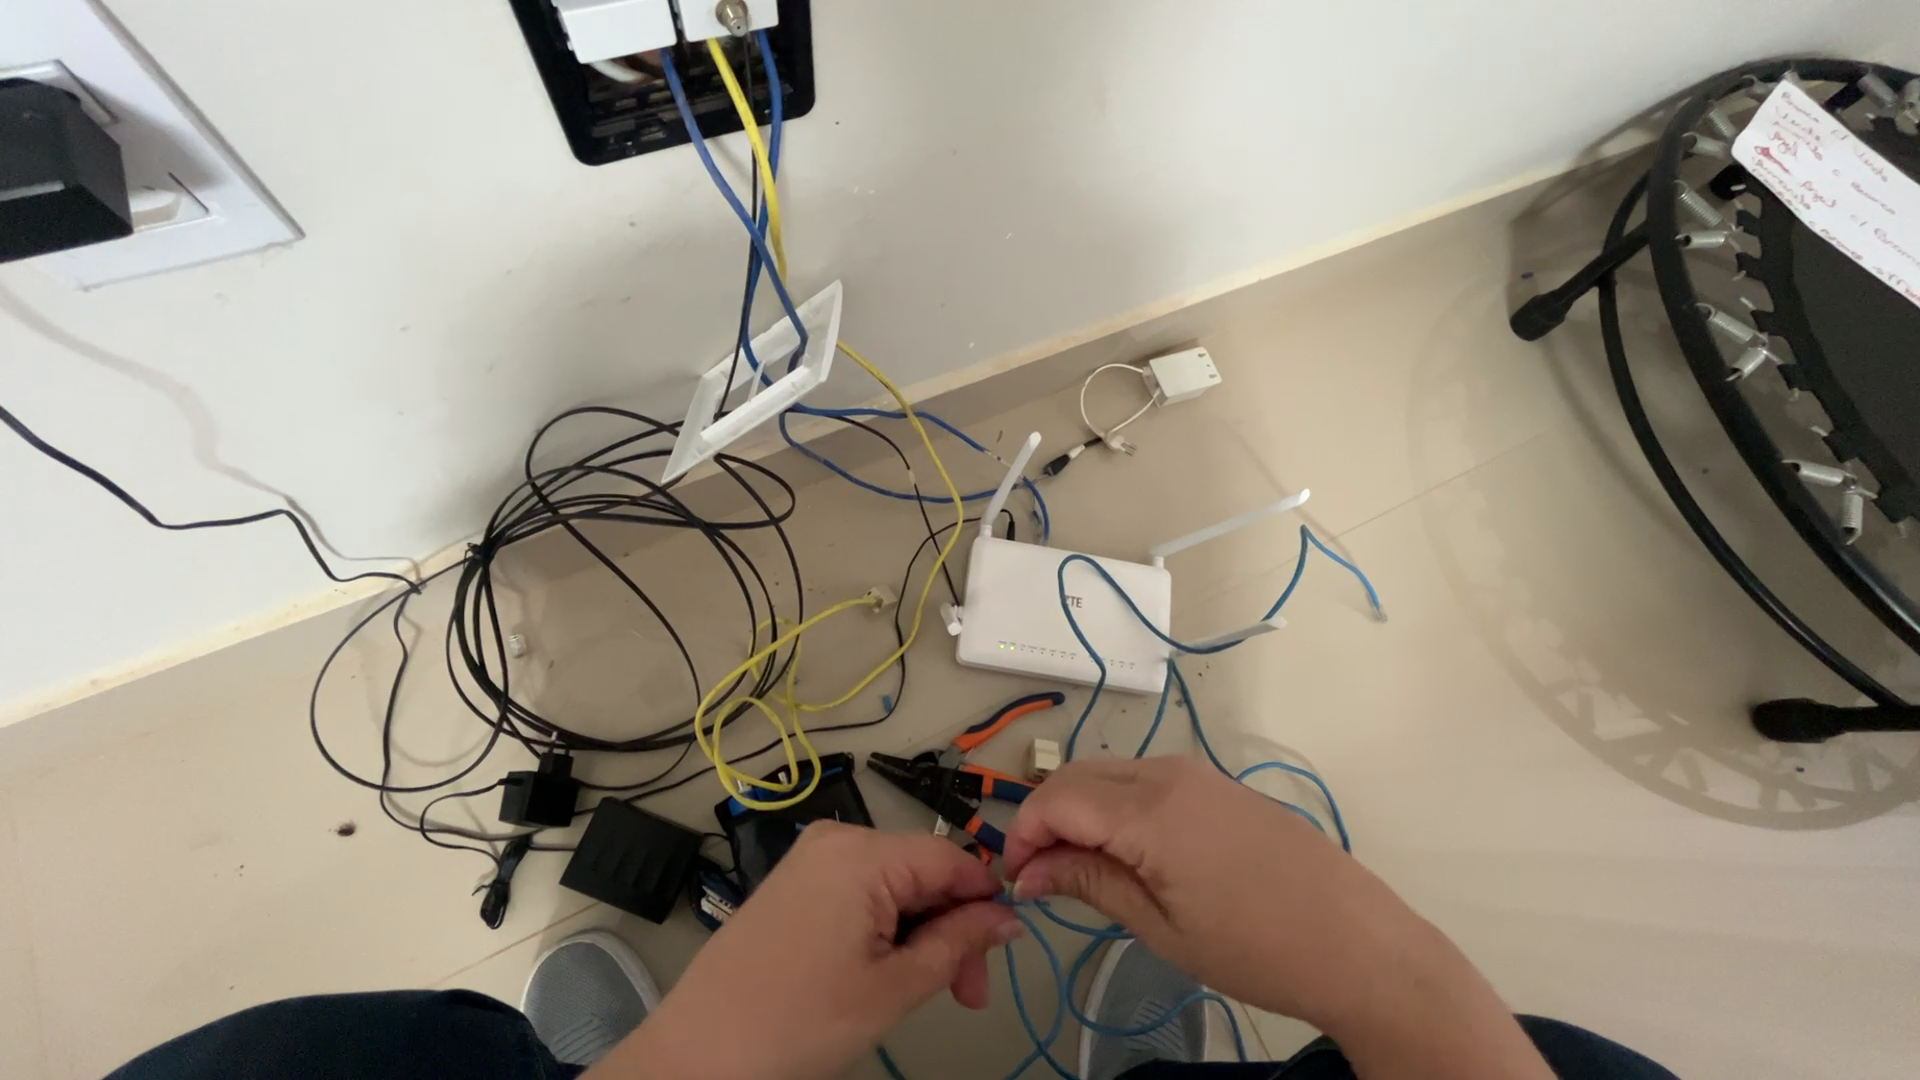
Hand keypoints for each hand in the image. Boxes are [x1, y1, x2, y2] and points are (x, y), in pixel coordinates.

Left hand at [589, 822, 1022, 1079]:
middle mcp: (839, 837)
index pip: (951, 859)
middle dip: (951, 927)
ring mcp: (813, 856)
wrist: (696, 1053)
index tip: (1000, 956)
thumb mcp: (892, 988)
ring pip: (895, 882)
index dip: (984, 902)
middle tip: (966, 994)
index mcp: (864, 851)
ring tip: (928, 989)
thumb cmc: (799, 1021)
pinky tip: (887, 967)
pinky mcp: (797, 879)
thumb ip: (958, 945)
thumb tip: (1010, 918)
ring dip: (921, 930)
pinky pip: (862, 888)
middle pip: (922, 870)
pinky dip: (885, 924)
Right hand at [1003, 758, 1551, 1078]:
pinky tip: (1127, 849)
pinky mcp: (1217, 783)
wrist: (1361, 943)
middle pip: (1078, 776)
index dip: (1025, 834)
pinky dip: (1115, 805)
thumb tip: (1029, 872)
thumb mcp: (1161, 927)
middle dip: (1047, 818)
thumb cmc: (1256, 947)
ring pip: (1109, 773)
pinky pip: (1144, 780)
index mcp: (1150, 809)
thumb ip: (1089, 883)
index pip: (1057, 798)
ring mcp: (1196, 772)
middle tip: (1042, 875)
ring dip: (1080, 809)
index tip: (1017, 878)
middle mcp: (1168, 772)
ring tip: (1080, 866)